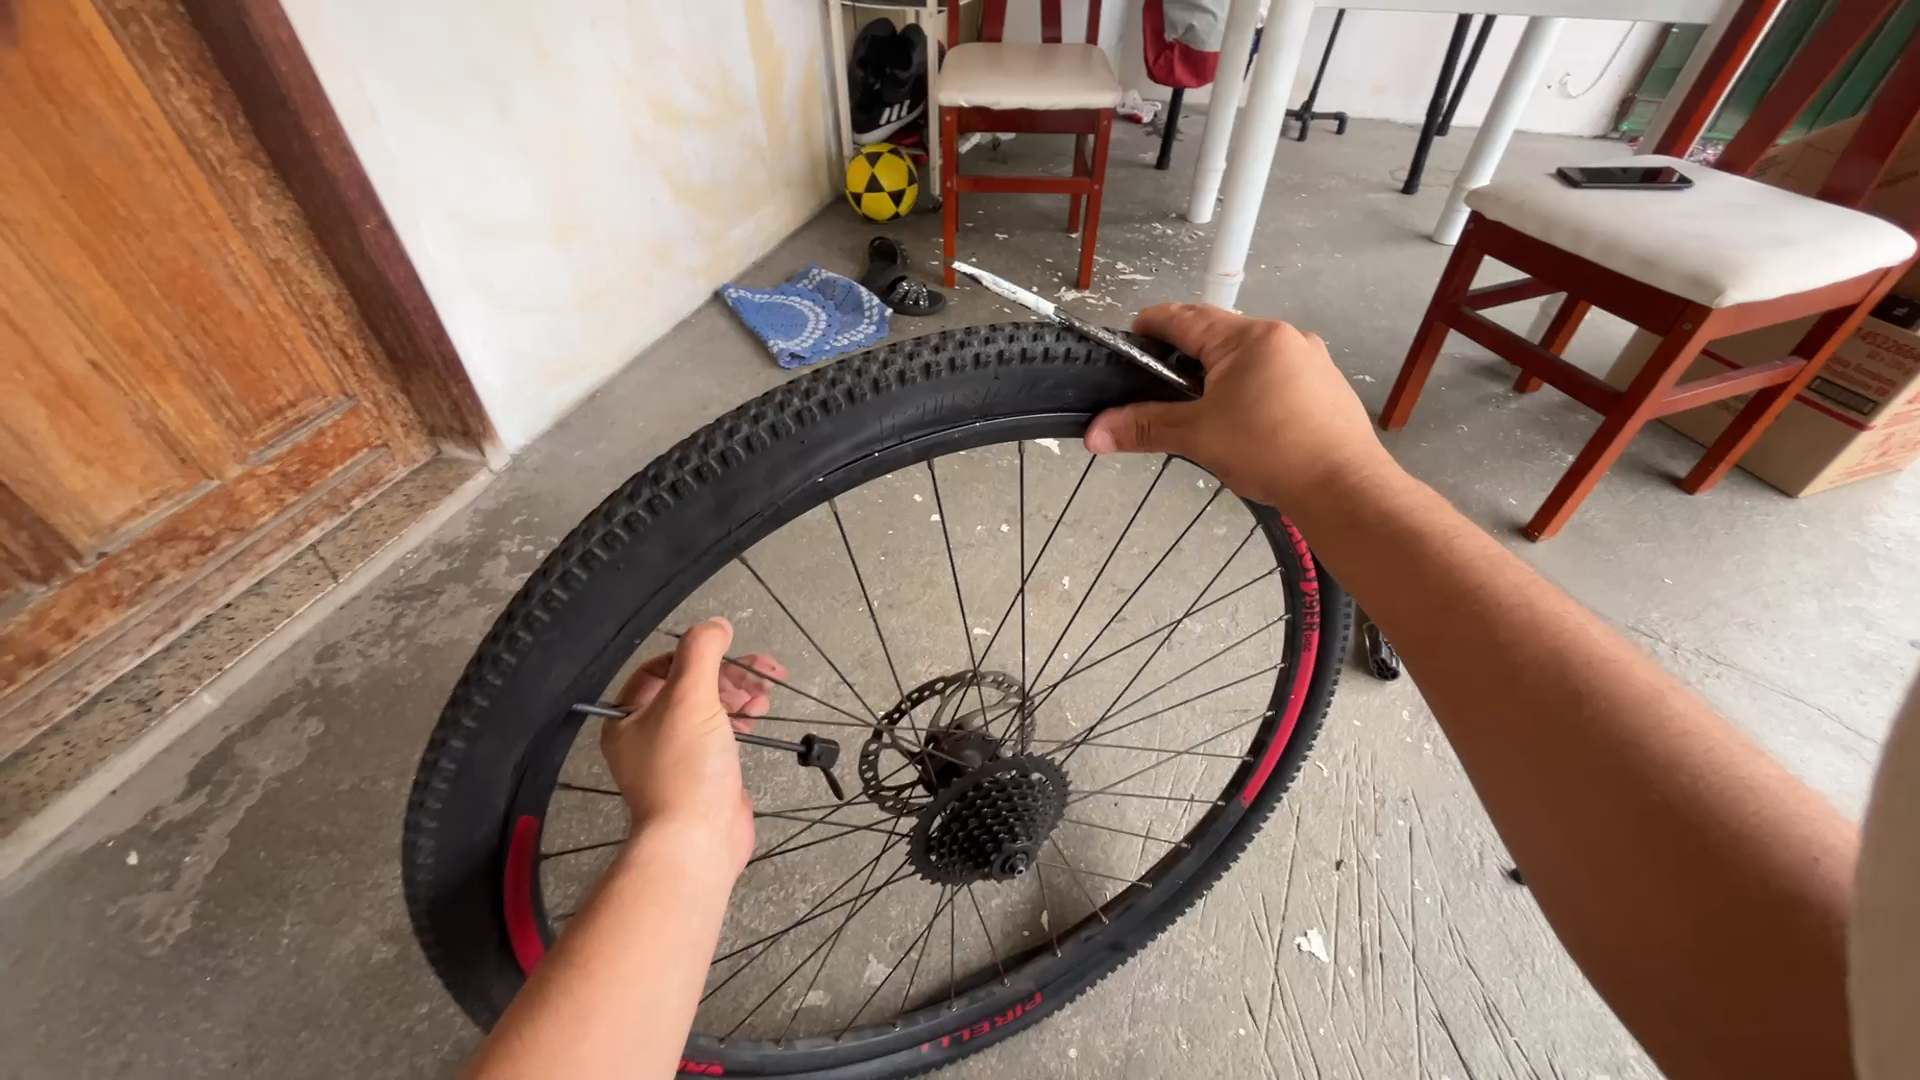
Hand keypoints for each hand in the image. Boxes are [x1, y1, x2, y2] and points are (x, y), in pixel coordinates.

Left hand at [600, 617, 784, 874]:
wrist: (700, 839)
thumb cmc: (686, 768)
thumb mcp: (691, 697)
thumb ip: (703, 653)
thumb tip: (716, 625)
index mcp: (628, 717)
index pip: (661, 667)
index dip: (697, 655)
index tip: (730, 651)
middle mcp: (649, 733)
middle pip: (693, 684)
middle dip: (730, 675)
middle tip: (761, 672)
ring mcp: (678, 753)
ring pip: (712, 706)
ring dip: (741, 694)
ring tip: (763, 697)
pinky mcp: (705, 770)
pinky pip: (724, 730)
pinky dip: (742, 717)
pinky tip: (758, 715)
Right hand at [1084, 303, 1392, 508]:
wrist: (1344, 487)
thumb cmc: (1269, 451)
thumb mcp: (1198, 437)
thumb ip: (1144, 428)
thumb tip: (1094, 433)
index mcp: (1249, 338)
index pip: (1185, 317)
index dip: (1151, 324)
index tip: (1129, 340)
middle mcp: (1282, 336)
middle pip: (1217, 336)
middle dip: (1183, 356)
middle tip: (1155, 386)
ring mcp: (1310, 359)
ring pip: (1246, 357)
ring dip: (1216, 375)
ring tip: (1197, 409)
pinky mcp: (1325, 385)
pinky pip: (1272, 375)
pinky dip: (1247, 389)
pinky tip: (1242, 422)